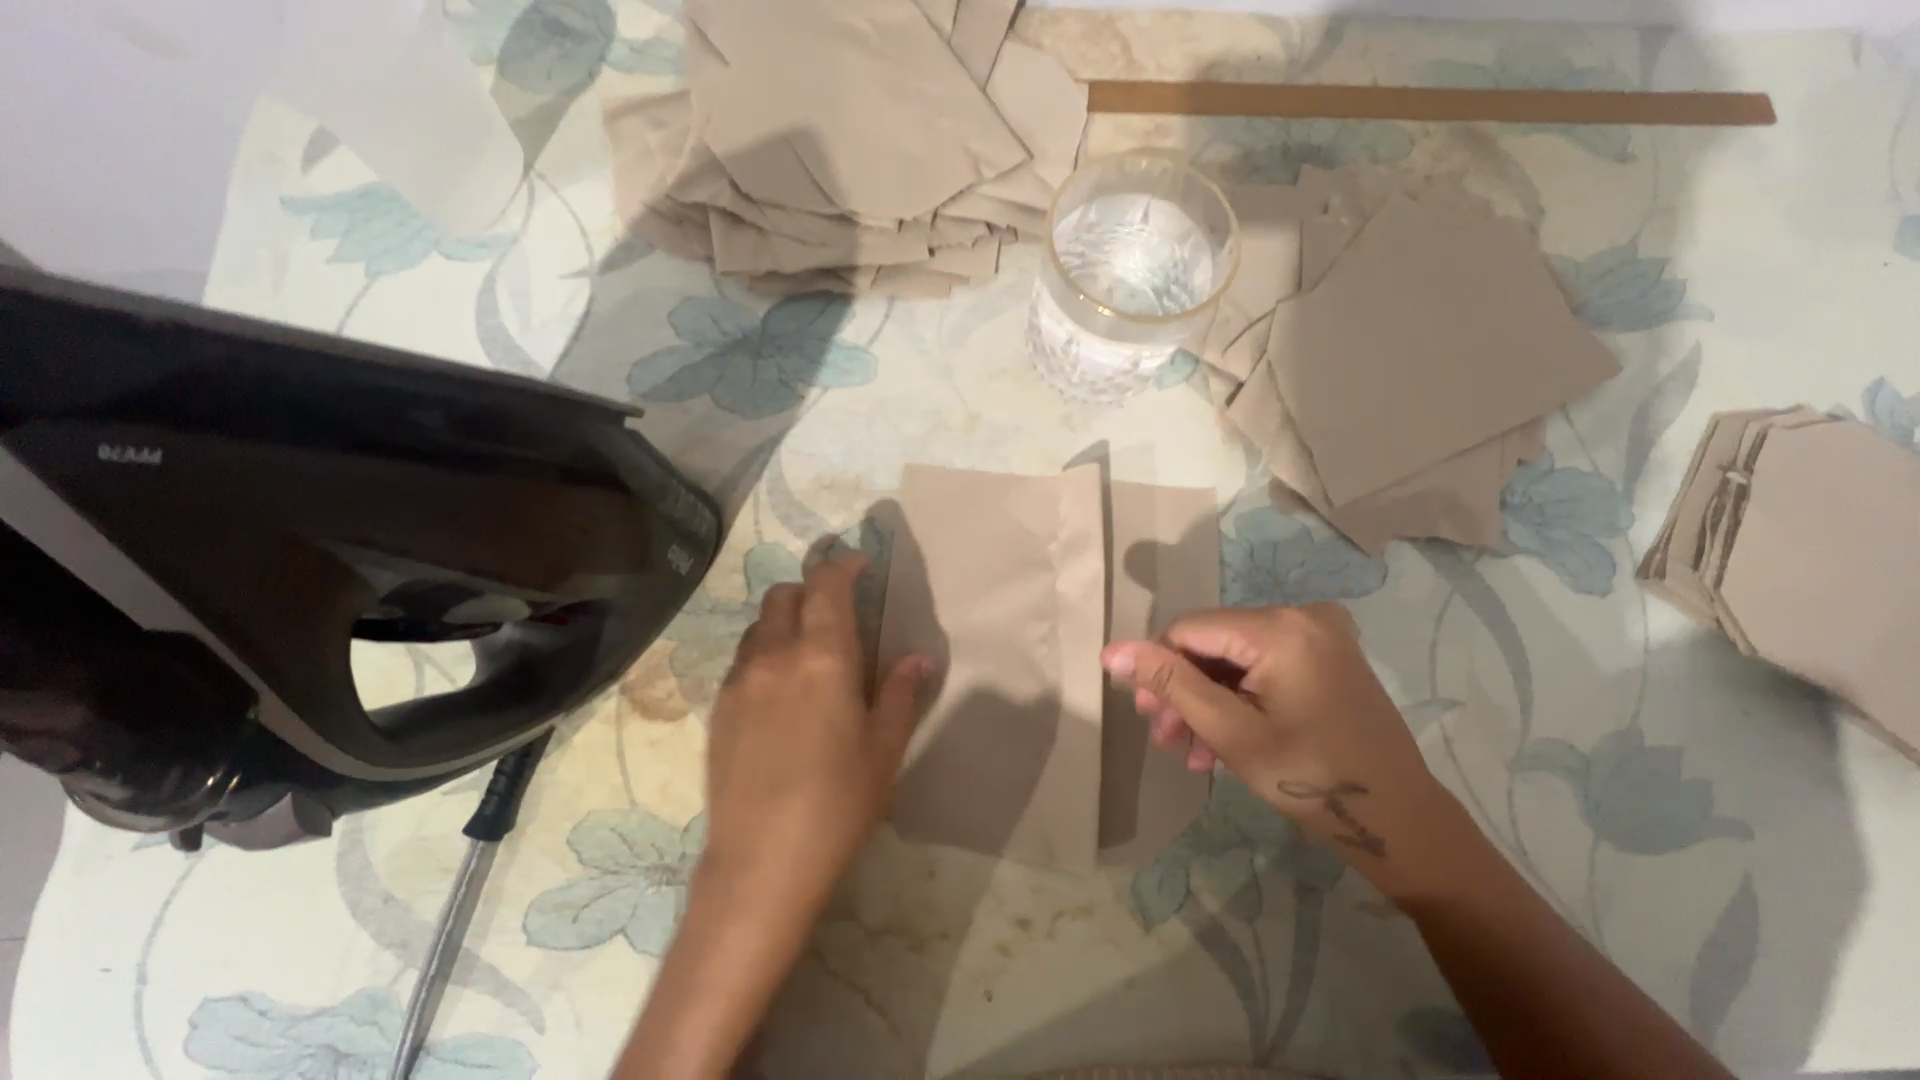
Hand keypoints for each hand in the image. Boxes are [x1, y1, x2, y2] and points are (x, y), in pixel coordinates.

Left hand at [701, 552, 933, 907]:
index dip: (843, 566)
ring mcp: (739, 682)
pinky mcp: (718, 710)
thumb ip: (900, 694)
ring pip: (758, 627)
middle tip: (836, 612)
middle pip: (783, 595)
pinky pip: (741, 661)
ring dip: (783, 622)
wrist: (762, 861)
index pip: (827, 587)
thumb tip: (917, 657)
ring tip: (806, 653)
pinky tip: (779, 693)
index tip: (859, 564)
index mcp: (822, 658)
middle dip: (810, 590)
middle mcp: (774, 657)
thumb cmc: (839, 804)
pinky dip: (763, 655)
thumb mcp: (884, 750)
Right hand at [1102, 604, 1475, 898]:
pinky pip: (1264, 667)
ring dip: (1207, 702)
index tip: (1147, 717)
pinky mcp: (1328, 656)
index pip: (1188, 629)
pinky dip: (1239, 700)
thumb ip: (1171, 685)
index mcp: (1279, 627)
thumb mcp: (1230, 732)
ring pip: (1235, 659)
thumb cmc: (1310, 778)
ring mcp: (1320, 635)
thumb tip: (1111, 651)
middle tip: (1165, 739)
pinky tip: (1220, 743)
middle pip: (1213, 644)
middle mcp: (1301, 615)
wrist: (1398, 818)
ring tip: (1190, 752)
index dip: (1158, 669)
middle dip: (1183, 691)